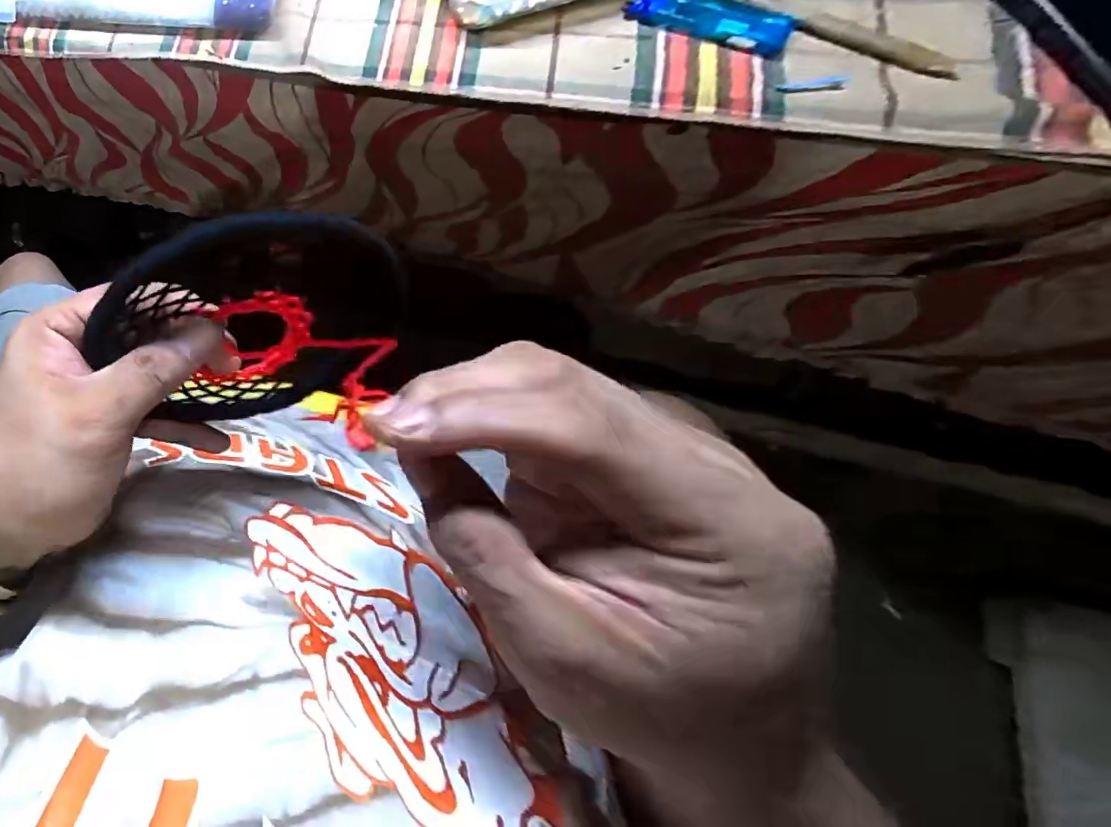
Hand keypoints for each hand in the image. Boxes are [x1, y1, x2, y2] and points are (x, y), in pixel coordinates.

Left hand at [0, 285, 224, 571]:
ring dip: (188, 379)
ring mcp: (93, 384)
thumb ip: (153, 368)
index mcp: (57, 328)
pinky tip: (214, 437)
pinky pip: (149, 406)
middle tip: (232, 358)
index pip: (123, 298)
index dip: (173, 304)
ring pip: (151, 368)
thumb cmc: (42, 461)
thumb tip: (210, 330)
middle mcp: (74, 347)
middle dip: (187, 343)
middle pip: (142, 331)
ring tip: (233, 382)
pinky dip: (179, 419)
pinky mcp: (107, 417)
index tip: (222, 318)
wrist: (7, 532)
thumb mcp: (98, 411)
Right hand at [364, 343, 858, 825]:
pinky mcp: (621, 439)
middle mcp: (703, 456)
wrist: (730, 732)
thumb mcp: (555, 654)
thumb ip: (481, 550)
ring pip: (542, 378)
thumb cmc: (652, 710)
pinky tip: (435, 428)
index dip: (477, 415)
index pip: (586, 427)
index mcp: (727, 519)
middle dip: (456, 394)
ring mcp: (664, 438)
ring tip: (397, 426)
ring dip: (457, 395)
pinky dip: (474, 409)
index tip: (389, 429)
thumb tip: (414, 450)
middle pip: (561, 384)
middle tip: (380, 425)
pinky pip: (537, 400)